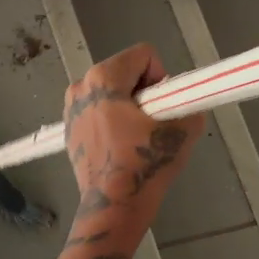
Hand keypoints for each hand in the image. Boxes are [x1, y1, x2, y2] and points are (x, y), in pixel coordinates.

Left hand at [62, 44, 204, 241]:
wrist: (113, 203)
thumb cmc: (145, 163)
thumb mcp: (182, 130)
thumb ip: (189, 103)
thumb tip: (188, 100)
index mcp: (103, 77)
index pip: (143, 54)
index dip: (162, 77)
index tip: (164, 106)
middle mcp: (80, 85)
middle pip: (125, 70)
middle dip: (144, 91)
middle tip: (153, 123)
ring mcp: (70, 107)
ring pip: (111, 91)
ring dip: (128, 105)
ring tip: (136, 136)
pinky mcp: (69, 127)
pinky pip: (98, 109)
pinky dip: (112, 118)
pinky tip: (120, 145)